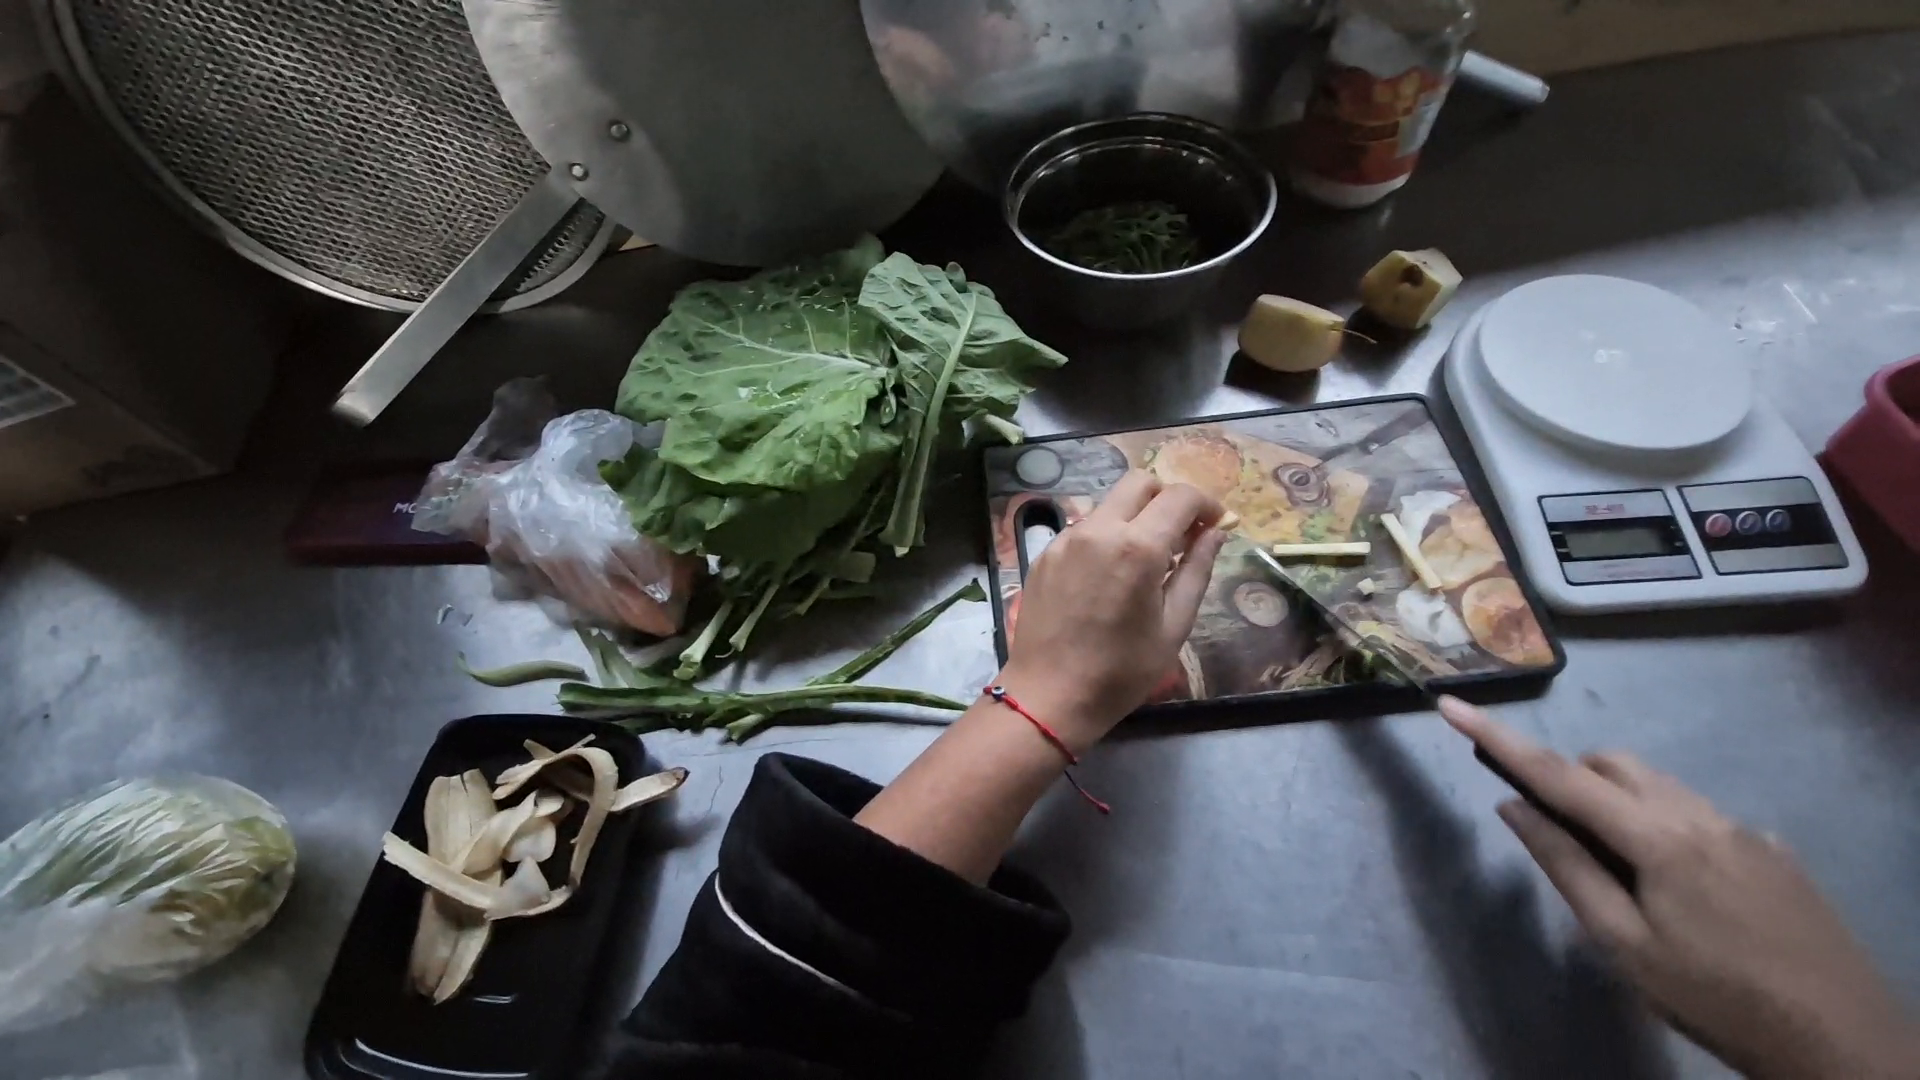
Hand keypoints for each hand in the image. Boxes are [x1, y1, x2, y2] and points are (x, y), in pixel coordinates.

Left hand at [997, 470, 1225, 751]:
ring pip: (1108, 504)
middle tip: (1182, 533)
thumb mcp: (1173, 626)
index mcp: (1137, 548)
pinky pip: (1083, 528)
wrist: (1048, 695)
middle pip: (1139, 482)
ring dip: (1135, 516)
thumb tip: (1214, 533)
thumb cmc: (1120, 671)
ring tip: (1146, 558)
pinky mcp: (1044, 554)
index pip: (1179, 496)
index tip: (1215, 524)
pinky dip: (1106, 536)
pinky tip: (1110, 574)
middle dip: (1167, 498)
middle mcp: (1097, 530)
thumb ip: (1196, 571)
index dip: (1205, 503)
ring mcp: (1065, 539)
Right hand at [1441, 697, 1919, 1079]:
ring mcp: (1747, 832)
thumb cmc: (1718, 1000)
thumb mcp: (1623, 943)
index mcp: (1659, 838)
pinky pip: (1699, 814)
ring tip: (1620, 866)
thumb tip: (1514, 806)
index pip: (1558, 773)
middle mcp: (1704, 817)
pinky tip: (1684, 889)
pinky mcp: (1777, 853)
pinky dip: (1664, 825)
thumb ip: (1565, 865)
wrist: (1856, 1057)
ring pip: (1657, 784)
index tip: (1450, 705)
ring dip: (1617, 800)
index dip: (1497, 738)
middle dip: (1570, 778)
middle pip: (1612, 764)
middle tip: (1559, 832)